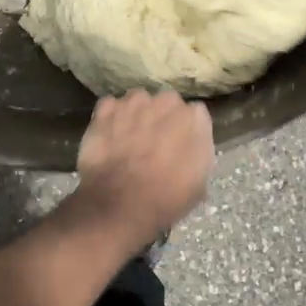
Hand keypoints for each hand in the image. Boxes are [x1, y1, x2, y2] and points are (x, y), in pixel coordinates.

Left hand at [71, 90, 214, 246]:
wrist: (120, 204)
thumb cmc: (166, 199)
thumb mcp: (198, 183)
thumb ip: (199, 151)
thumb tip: (192, 141)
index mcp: (192, 118)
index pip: (194, 113)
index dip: (186, 130)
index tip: (180, 146)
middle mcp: (165, 102)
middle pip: (166, 102)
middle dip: (162, 117)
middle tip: (154, 142)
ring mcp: (133, 102)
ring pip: (138, 101)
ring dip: (136, 114)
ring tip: (129, 139)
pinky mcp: (105, 109)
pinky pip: (111, 106)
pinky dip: (111, 118)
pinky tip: (110, 137)